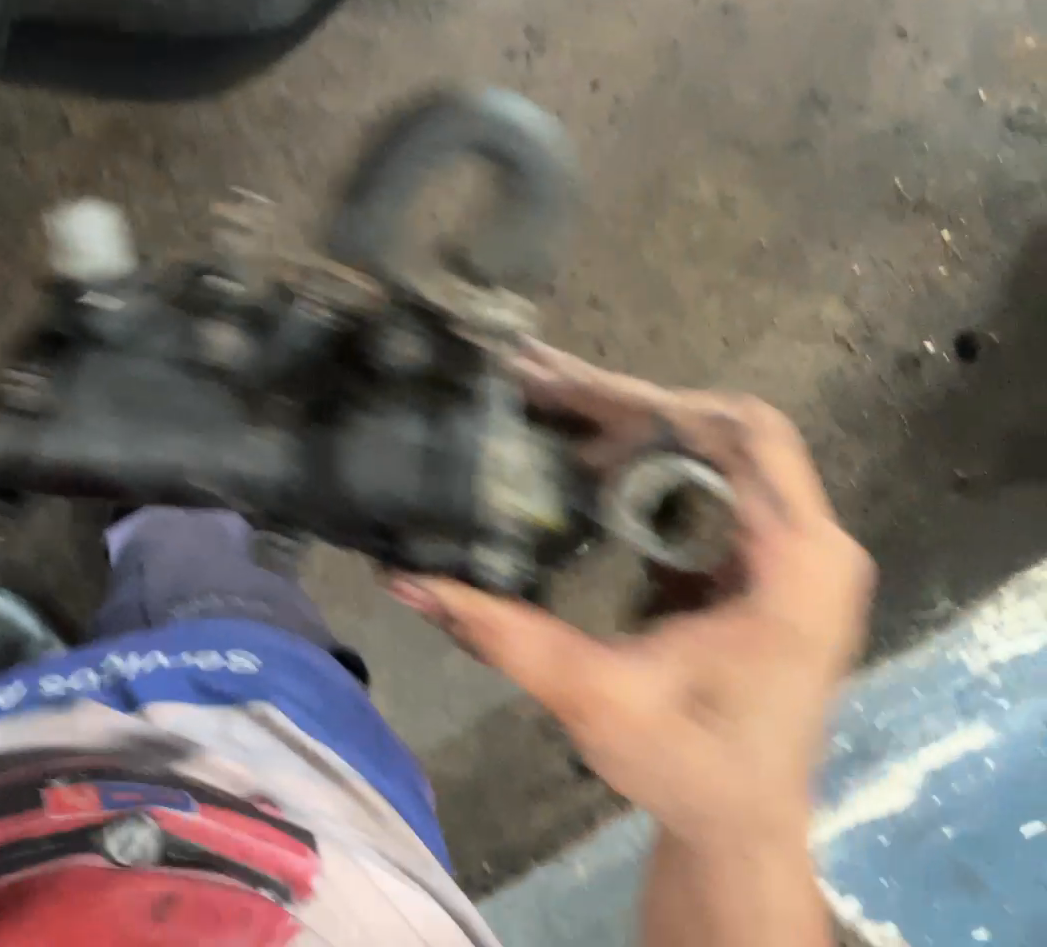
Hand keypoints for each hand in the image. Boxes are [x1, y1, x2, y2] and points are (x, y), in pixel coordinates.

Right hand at [389, 341, 874, 848]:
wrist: (738, 821)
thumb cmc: (687, 765)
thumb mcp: (588, 695)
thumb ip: (496, 632)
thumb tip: (400, 579)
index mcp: (792, 567)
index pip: (740, 438)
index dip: (648, 402)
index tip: (557, 391)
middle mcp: (802, 544)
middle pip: (719, 429)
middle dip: (618, 399)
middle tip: (522, 380)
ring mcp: (779, 550)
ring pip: (708, 448)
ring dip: (621, 421)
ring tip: (533, 403)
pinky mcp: (748, 561)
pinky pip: (696, 482)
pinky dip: (630, 457)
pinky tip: (567, 455)